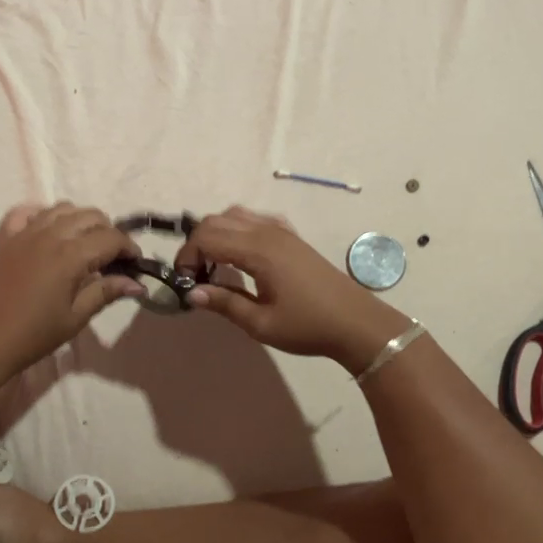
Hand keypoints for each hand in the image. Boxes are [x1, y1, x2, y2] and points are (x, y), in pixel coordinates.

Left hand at [0, 203, 144, 383]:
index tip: (135, 264)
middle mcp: (48, 235)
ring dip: (80, 221)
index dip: (128, 248)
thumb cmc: (32, 336)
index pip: (110, 238)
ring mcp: (23, 233)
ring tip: (84, 246)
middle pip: (89, 216)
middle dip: (108, 232)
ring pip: (61, 209)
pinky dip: (43, 214)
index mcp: (70, 256)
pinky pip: (26, 212)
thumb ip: (105, 293)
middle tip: (111, 259)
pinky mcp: (3, 238)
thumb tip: (138, 283)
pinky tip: (48, 232)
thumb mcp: (74, 318)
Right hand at [177, 207, 411, 373]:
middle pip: (216, 220)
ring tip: (214, 266)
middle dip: (197, 244)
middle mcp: (267, 231)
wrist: (355, 323)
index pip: (206, 237)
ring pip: (234, 215)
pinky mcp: (291, 236)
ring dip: (216, 235)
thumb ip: (224, 304)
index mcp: (258, 251)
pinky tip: (239, 257)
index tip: (186, 283)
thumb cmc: (307, 327)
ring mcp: (281, 230)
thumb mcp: (261, 324)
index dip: (187, 257)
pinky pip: (253, 219)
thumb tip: (191, 293)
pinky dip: (236, 230)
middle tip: (196, 276)